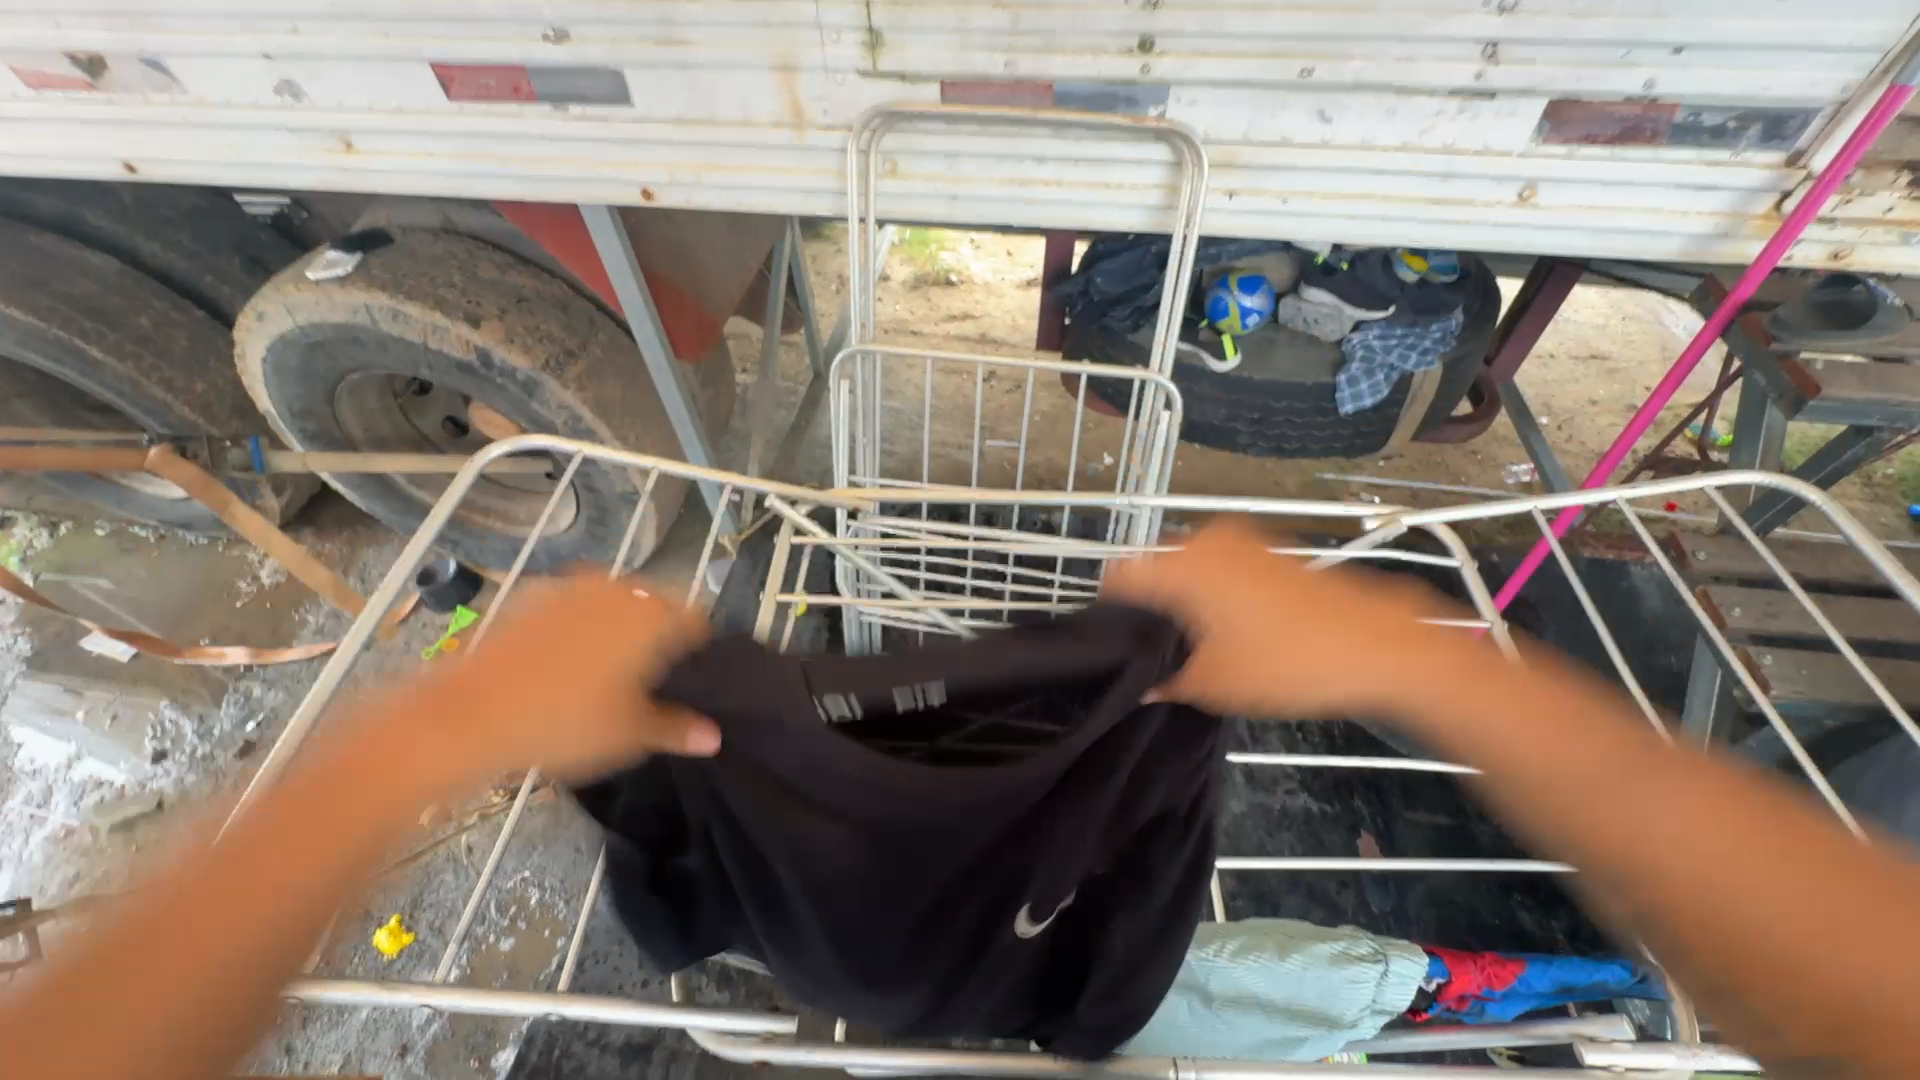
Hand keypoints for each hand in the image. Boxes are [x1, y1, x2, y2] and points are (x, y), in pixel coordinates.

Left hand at [402, 574, 716, 783]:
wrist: (464, 715)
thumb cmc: (562, 723)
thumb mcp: (629, 735)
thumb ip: (677, 729)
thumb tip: (713, 737)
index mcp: (653, 617)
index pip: (698, 620)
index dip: (701, 649)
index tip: (693, 678)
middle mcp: (619, 591)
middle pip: (659, 605)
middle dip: (662, 633)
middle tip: (654, 679)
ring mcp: (574, 588)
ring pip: (617, 601)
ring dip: (623, 625)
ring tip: (613, 668)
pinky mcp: (534, 596)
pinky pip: (577, 605)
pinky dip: (584, 624)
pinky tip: (570, 658)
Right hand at [1101, 518, 1477, 718]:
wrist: (1383, 646)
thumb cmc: (1288, 662)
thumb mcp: (1216, 685)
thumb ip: (1166, 682)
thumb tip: (1143, 687)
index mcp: (1179, 566)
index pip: (1117, 578)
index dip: (1108, 614)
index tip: (1111, 648)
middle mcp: (1204, 541)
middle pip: (1153, 569)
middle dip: (1148, 607)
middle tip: (1154, 654)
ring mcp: (1241, 541)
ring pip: (1187, 567)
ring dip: (1181, 598)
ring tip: (1193, 645)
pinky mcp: (1271, 550)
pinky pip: (1219, 566)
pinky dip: (1212, 590)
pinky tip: (1231, 628)